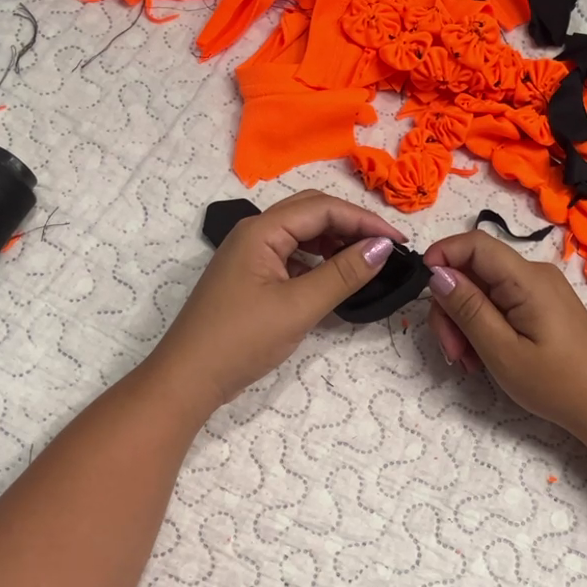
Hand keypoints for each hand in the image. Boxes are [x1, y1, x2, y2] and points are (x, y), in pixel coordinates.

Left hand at [148, 191, 406, 410]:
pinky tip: (334, 280)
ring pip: (301, 235)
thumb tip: (383, 247)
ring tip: (365, 263)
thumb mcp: (298, 307)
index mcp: (261, 230)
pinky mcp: (250, 279)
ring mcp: (249, 256)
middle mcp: (254, 234)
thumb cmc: (240, 340)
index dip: (364, 220)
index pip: (322, 208)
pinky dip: (318, 262)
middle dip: (351, 225)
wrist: (187, 378)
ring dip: (335, 242)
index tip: (399, 242)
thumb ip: (342, 274)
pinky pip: (291, 257)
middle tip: (386, 248)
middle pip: (311, 212)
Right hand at [424, 230, 586, 435]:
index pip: (474, 244)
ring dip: (465, 324)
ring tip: (468, 364)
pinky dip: (483, 328)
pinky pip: (500, 305)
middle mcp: (533, 275)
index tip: (423, 292)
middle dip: (452, 308)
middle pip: (474, 272)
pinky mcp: (540, 307)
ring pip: (483, 292)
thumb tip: (436, 274)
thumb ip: (467, 309)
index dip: (441, 256)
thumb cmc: (555, 383)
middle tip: (452, 353)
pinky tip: (482, 359)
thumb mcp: (501, 351)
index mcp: (526, 279)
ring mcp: (539, 291)